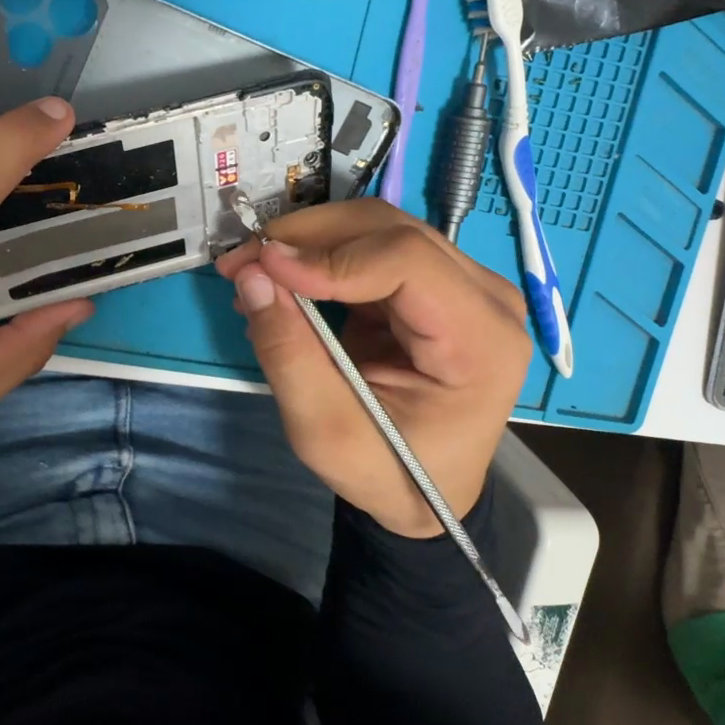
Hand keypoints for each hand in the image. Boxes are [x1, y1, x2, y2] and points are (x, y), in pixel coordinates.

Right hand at [216, 200, 530, 536]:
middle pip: (389, 230)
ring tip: (252, 271)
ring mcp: (462, 285)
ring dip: (307, 241)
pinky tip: (280, 280)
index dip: (329, 257)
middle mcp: (485, 297)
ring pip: (375, 228)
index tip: (260, 270)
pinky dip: (317, 255)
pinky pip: (369, 246)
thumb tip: (251, 275)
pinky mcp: (432, 283)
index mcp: (481, 341)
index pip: (407, 260)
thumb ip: (288, 353)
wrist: (423, 496)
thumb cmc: (387, 472)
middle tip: (240, 263)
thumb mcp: (325, 431)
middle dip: (306, 237)